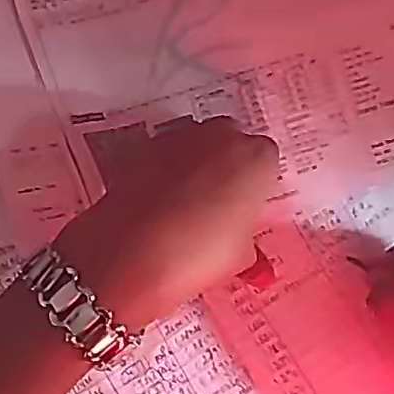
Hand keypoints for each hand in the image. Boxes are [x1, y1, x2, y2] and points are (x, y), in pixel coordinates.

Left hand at [56, 117, 279, 326]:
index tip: (244, 210)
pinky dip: (158, 174)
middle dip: (224, 168)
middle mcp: (217, 135)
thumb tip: (245, 248)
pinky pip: (158, 158)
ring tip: (182, 209)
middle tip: (216, 207)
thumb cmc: (193, 255)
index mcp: (255, 156)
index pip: (266, 162)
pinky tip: (154, 206)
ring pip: (191, 145)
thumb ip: (247, 242)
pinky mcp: (136, 150)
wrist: (127, 257)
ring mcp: (173, 138)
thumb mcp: (236, 259)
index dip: (254, 188)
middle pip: (228, 142)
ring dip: (191, 166)